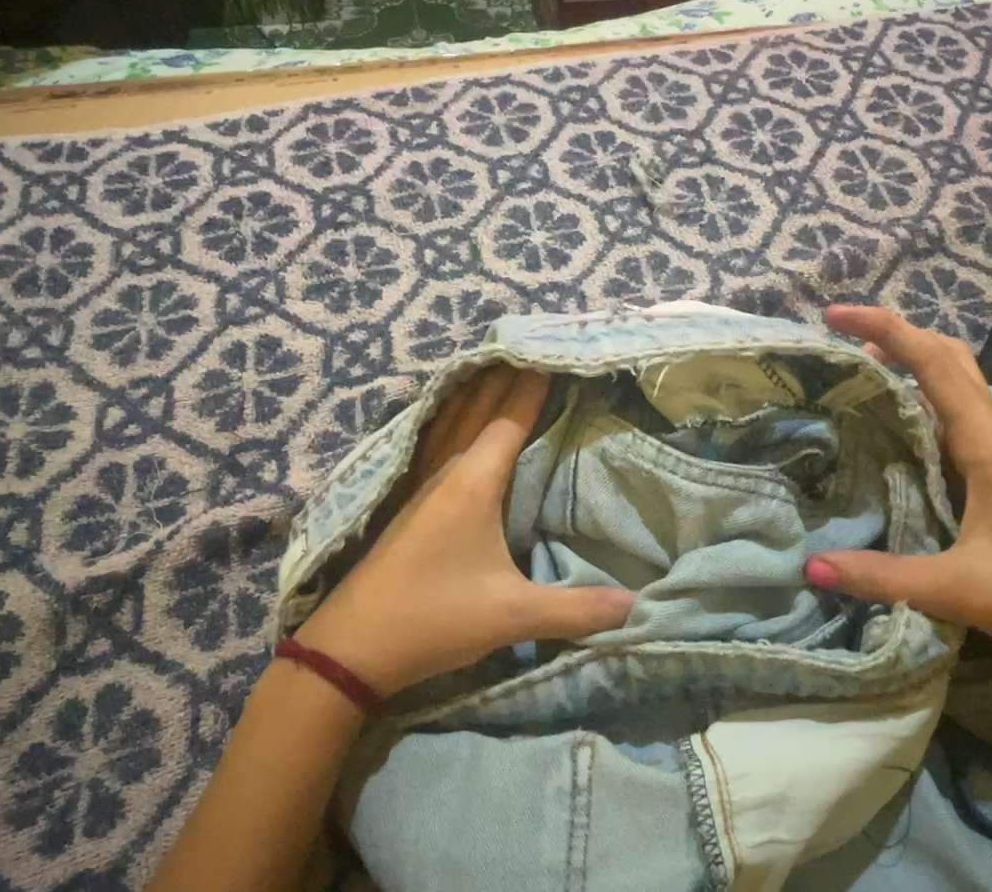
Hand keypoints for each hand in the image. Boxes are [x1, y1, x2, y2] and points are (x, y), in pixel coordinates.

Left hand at [293, 365, 635, 694]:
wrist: (351, 647)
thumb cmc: (434, 618)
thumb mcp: (512, 616)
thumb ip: (577, 608)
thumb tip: (640, 606)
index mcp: (473, 484)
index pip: (509, 420)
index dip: (532, 386)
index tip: (551, 352)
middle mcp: (446, 474)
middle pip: (478, 410)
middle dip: (505, 376)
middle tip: (527, 343)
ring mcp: (422, 486)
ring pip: (452, 422)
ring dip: (475, 392)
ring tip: (493, 365)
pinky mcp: (408, 504)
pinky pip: (435, 441)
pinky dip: (451, 418)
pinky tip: (449, 420)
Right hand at [807, 306, 991, 673]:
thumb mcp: (963, 590)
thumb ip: (886, 578)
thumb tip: (810, 565)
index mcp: (987, 446)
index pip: (932, 363)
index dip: (883, 328)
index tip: (833, 316)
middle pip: (948, 360)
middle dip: (896, 339)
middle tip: (843, 349)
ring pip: (954, 391)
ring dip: (908, 371)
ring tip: (856, 384)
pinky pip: (953, 426)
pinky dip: (919, 410)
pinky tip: (892, 441)